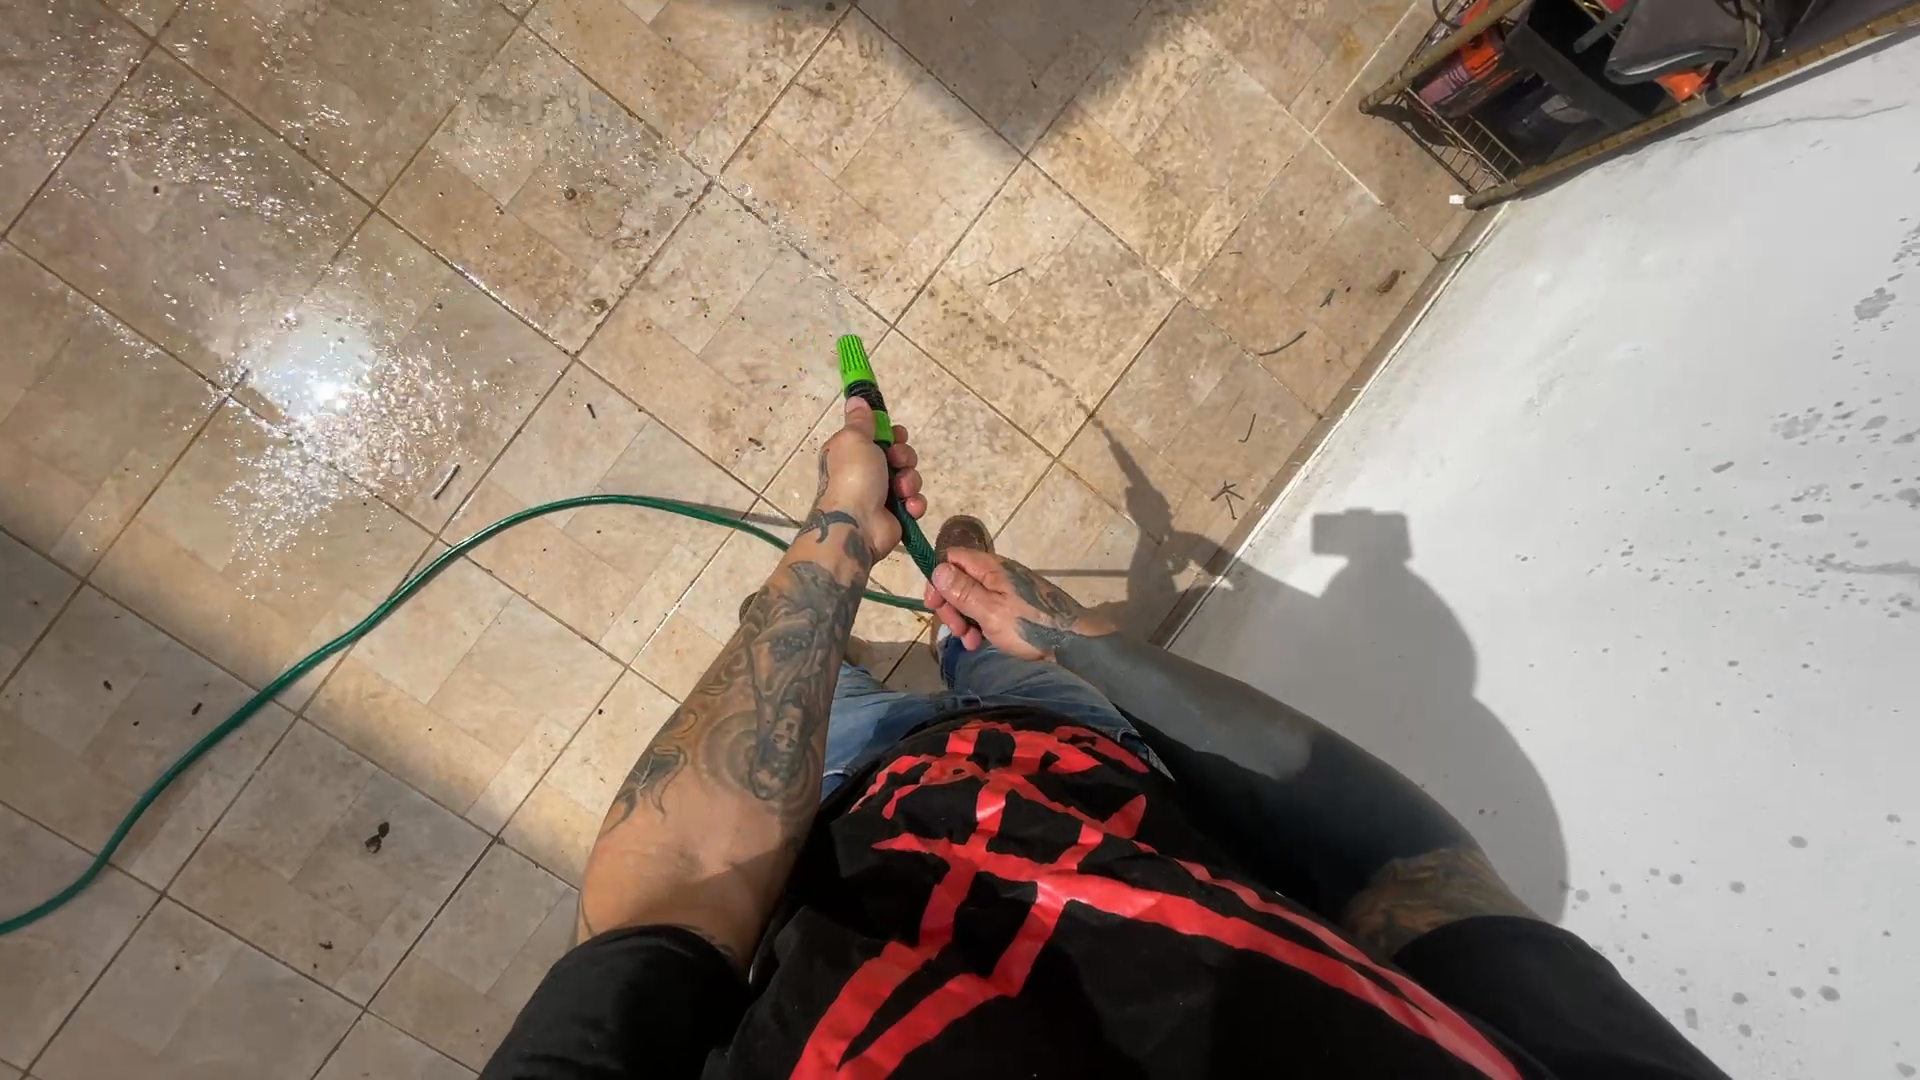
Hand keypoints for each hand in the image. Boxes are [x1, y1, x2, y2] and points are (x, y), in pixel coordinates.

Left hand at [812, 397, 925, 561]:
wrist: (856, 524)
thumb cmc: (853, 476)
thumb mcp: (854, 439)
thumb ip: (860, 420)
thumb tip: (855, 399)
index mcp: (852, 451)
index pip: (879, 436)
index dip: (892, 435)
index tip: (896, 435)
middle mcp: (865, 471)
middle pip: (899, 455)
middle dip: (905, 458)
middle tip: (897, 463)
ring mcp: (881, 495)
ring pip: (910, 478)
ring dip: (910, 482)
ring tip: (901, 491)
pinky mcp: (895, 515)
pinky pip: (914, 502)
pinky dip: (914, 504)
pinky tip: (908, 508)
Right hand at [923, 548, 1115, 661]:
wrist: (1073, 642)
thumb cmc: (1030, 625)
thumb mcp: (990, 611)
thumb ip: (963, 591)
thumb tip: (937, 568)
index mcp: (991, 567)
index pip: (952, 558)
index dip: (937, 579)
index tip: (934, 605)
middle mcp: (997, 573)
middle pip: (959, 580)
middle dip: (951, 605)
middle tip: (955, 631)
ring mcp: (1007, 589)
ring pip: (972, 597)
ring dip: (964, 619)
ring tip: (969, 642)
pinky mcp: (1014, 605)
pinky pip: (987, 609)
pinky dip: (979, 624)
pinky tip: (979, 642)